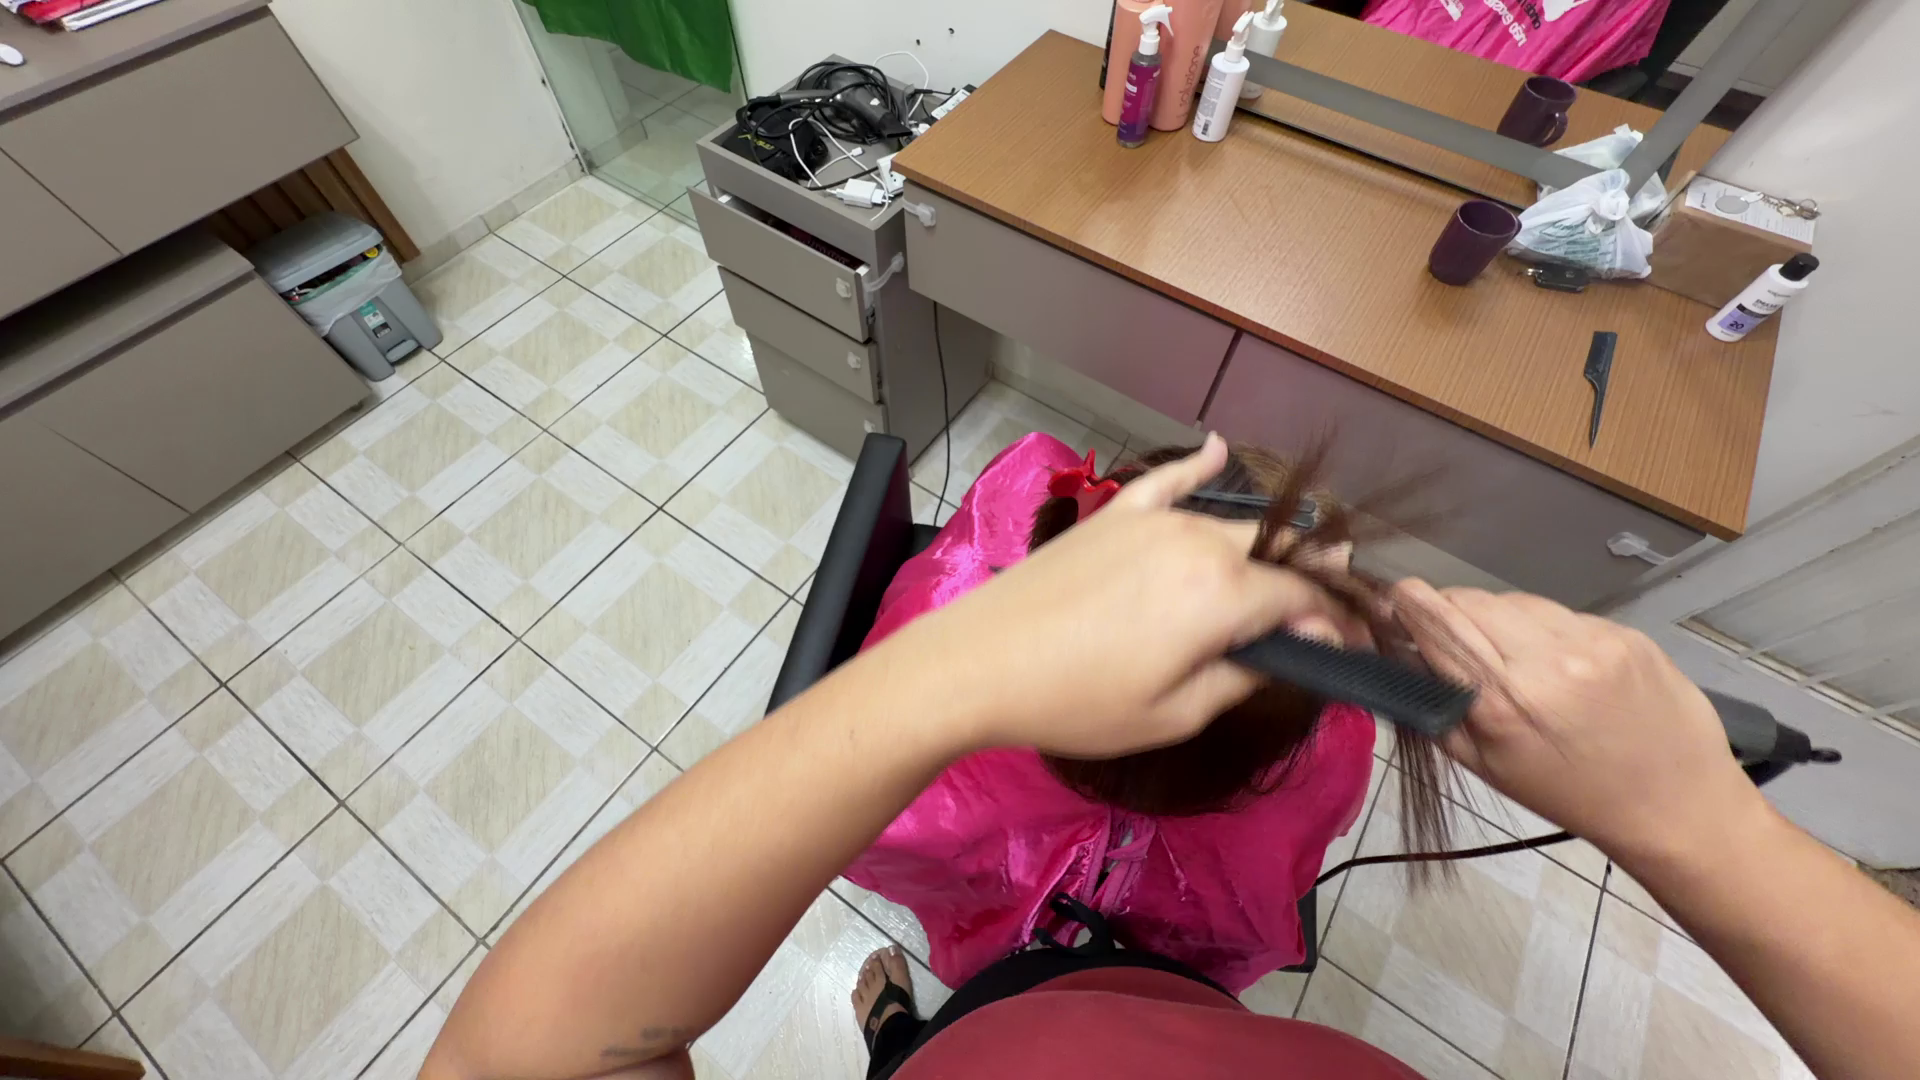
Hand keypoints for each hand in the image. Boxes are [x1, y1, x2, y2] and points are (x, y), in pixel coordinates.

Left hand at [873, 434, 1359, 759]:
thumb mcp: (1174, 713)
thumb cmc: (1075, 702)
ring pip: (1227, 525)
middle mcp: (1194, 540)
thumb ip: (1246, 673)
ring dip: (1258, 552)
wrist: (977, 663)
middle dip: (1301, 588)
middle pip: (1272, 556)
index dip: (1333, 624)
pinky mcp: (1110, 515)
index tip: (1346, 649)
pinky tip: (1218, 448)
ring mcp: (1148, 520)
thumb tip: (1291, 648)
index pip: (1304, 597)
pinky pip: (1165, 481)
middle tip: (1299, 629)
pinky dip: (1196, 466)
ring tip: (1271, 581)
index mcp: (1220, 593)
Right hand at [1391, 581, 1768, 861]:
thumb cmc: (1562, 792)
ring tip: (1509, 654)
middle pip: (1466, 597)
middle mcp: (1545, 658)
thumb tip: (1394, 647)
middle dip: (1447, 613)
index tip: (1394, 612)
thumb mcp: (1477, 758)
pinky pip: (1555, 611)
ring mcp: (1592, 641)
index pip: (1432, 614)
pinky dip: (1540, 627)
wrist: (1679, 809)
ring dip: (1493, 617)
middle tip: (1453, 642)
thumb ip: (1428, 699)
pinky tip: (1556, 661)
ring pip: (1509, 598)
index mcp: (1500, 697)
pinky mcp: (1625, 633)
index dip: (1403, 604)